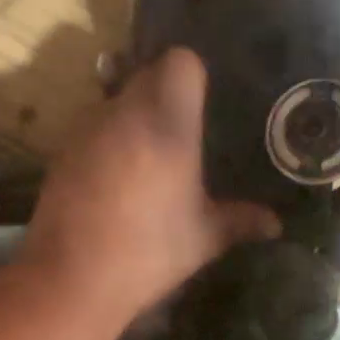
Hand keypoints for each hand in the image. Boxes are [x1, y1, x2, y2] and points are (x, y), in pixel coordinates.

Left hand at [19, 48, 280, 318]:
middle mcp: (125, 113)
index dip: (193, 75)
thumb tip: (276, 224)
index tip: (204, 104)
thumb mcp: (203, 239)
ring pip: (117, 98)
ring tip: (149, 155)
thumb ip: (240, 221)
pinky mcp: (63, 148)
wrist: (70, 278)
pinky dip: (109, 138)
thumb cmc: (147, 253)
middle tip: (183, 129)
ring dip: (134, 115)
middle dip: (165, 92)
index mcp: (167, 125)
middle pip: (147, 73)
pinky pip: (94, 125)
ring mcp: (88, 128)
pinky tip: (117, 177)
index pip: (180, 61)